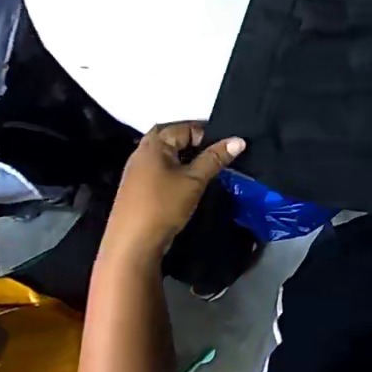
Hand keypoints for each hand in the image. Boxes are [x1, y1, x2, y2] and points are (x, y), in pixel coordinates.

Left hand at [103, 122, 244, 254]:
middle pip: (171, 137)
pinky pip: (159, 168)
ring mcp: (137, 170)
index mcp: (154, 144)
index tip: (227, 147)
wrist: (133, 243)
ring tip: (206, 167)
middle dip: (194, 142)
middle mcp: (142, 151)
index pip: (185, 127)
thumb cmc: (164, 205)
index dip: (207, 134)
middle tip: (216, 153)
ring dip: (184, 156)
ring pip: (165, 154)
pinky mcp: (137, 186)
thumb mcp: (194, 181)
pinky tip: (188, 182)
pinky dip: (175, 168)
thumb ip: (215, 159)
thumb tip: (239, 140)